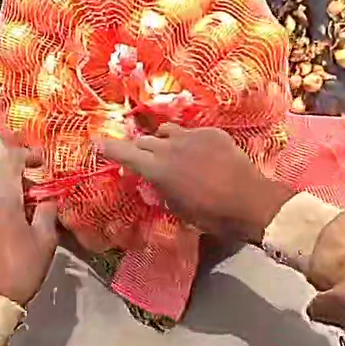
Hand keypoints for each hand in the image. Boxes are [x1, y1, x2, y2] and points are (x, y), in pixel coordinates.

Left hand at [0, 137, 59, 304]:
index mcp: (2, 199)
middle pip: (6, 179)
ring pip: (0, 195)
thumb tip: (48, 199)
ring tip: (39, 216)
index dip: (29, 155)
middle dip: (29, 183)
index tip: (45, 161)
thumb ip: (48, 210)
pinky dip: (9, 210)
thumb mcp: (45, 238)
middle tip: (49, 197)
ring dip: (20, 198)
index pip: (11, 160)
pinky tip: (23, 228)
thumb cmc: (21, 267)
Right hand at [100, 124, 295, 241]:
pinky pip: (193, 132)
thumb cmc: (210, 214)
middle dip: (139, 148)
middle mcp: (171, 146)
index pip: (125, 153)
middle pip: (144, 140)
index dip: (109, 148)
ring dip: (163, 141)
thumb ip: (161, 189)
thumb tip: (154, 182)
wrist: (248, 200)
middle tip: (141, 157)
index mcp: (157, 168)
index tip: (97, 143)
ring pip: (168, 131)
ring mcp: (193, 136)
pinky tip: (200, 154)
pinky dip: (190, 141)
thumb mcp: (178, 208)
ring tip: (170, 153)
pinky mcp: (213, 132)